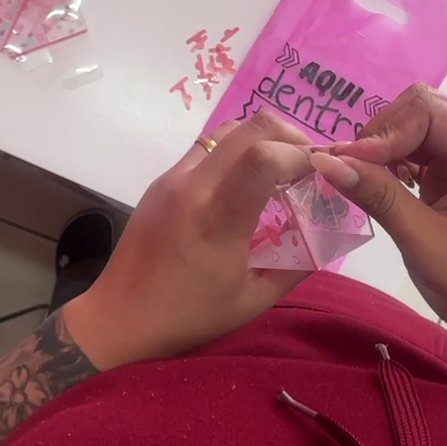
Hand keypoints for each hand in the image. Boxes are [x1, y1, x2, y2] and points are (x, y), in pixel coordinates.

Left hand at [61, 112, 314, 369]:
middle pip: (250, 126)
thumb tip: (326, 233)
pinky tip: (244, 184)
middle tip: (307, 165)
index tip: (319, 175)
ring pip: (226, 129)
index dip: (301, 155)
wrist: (120, 318)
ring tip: (278, 170)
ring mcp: (172, 179)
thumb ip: (296, 264)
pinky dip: (235, 152)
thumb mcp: (253, 301)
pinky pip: (206, 148)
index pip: (263, 156)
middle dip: (290, 137)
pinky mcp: (161, 181)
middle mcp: (192, 187)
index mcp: (217, 220)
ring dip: (260, 139)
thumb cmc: (188, 317)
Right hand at [308, 84, 446, 369]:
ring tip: (361, 179)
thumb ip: (377, 195)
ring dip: (387, 148)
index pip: (430, 111)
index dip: (384, 132)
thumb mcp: (422, 243)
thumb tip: (324, 161)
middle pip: (426, 110)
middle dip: (382, 135)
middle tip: (350, 171)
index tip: (347, 165)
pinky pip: (426, 152)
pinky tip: (380, 185)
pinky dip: (397, 162)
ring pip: (422, 128)